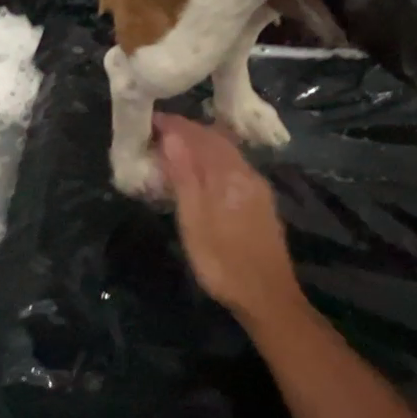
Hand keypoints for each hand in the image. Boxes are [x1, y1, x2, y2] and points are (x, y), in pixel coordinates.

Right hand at [154, 112, 304, 323]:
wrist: (267, 298)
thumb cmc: (222, 262)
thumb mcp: (194, 220)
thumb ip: (183, 176)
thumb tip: (170, 136)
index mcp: (229, 174)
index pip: (199, 135)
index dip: (173, 125)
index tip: (149, 119)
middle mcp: (246, 173)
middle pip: (215, 139)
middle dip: (186, 131)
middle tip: (156, 131)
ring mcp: (256, 187)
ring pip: (225, 153)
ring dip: (199, 144)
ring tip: (172, 148)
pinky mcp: (259, 202)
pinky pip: (231, 166)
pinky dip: (211, 160)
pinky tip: (199, 172)